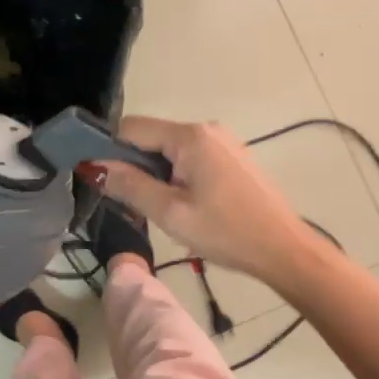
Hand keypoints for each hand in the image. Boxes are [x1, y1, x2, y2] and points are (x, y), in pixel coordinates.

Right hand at [98, 115, 310, 281]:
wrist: (285, 251)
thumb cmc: (226, 232)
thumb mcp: (170, 213)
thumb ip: (129, 185)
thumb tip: (92, 166)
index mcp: (189, 136)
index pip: (131, 128)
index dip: (111, 152)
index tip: (107, 183)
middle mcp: (205, 128)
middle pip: (150, 137)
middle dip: (135, 166)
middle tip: (135, 205)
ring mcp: (221, 141)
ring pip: (169, 149)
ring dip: (156, 174)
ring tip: (163, 210)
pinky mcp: (231, 156)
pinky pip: (189, 157)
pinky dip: (177, 176)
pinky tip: (186, 206)